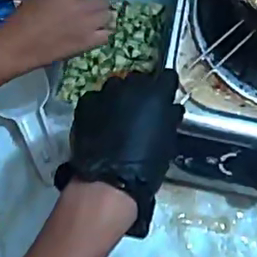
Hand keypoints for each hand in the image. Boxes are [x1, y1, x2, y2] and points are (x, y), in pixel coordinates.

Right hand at [0, 0, 111, 70]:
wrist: (18, 46)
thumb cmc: (21, 20)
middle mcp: (82, 4)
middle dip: (96, 3)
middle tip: (87, 8)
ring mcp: (88, 24)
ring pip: (108, 15)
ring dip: (101, 17)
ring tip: (92, 21)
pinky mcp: (88, 42)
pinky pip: (106, 35)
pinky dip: (102, 33)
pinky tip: (93, 35)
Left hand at [54, 70, 180, 237]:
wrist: (108, 180)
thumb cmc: (146, 166)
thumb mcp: (166, 142)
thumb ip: (168, 119)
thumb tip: (170, 108)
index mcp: (155, 94)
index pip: (166, 76)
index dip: (165, 85)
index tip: (163, 94)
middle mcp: (130, 86)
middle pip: (137, 78)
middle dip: (139, 90)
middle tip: (139, 108)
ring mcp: (105, 92)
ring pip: (115, 86)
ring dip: (118, 96)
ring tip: (116, 116)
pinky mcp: (85, 102)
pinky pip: (95, 99)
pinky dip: (98, 107)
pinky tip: (99, 123)